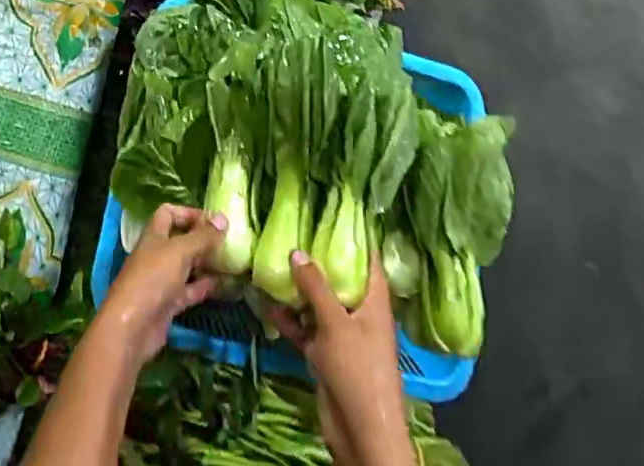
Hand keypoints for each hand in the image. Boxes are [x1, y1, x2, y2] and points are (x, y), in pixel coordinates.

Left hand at [96, 204, 226, 365]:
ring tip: (229, 260)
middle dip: (201, 238)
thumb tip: (223, 218)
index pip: (168, 213)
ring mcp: (161, 280)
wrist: (130, 330)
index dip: (188, 212)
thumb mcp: (180, 251)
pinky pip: (188, 290)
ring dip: (205, 263)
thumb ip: (203, 236)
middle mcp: (156, 255)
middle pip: (180, 240)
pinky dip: (203, 286)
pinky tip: (222, 284)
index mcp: (154, 236)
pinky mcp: (167, 303)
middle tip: (226, 240)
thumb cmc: (153, 279)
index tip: (211, 220)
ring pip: (186, 266)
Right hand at [268, 251, 412, 465]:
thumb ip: (316, 287)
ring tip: (274, 264)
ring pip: (319, 304)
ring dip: (299, 291)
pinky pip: (307, 330)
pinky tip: (269, 305)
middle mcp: (360, 311)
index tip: (335, 212)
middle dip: (319, 260)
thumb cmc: (359, 368)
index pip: (369, 258)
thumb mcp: (336, 322)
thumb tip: (297, 251)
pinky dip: (291, 319)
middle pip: (340, 278)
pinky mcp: (326, 355)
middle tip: (295, 232)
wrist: (361, 431)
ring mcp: (343, 334)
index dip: (355, 235)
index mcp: (374, 299)